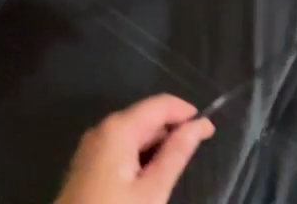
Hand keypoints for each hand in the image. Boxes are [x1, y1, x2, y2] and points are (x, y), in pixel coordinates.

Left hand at [55, 95, 214, 203]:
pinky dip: (139, 155)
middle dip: (172, 130)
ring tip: (174, 167)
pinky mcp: (87, 165)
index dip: (187, 113)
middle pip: (146, 117)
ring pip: (133, 134)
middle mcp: (103, 128)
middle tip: (195, 154)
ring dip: (156, 145)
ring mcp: (91, 146)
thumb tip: (200, 125)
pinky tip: (149, 176)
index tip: (209, 130)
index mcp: (118, 128)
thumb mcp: (152, 191)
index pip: (161, 104)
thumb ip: (176, 154)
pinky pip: (120, 148)